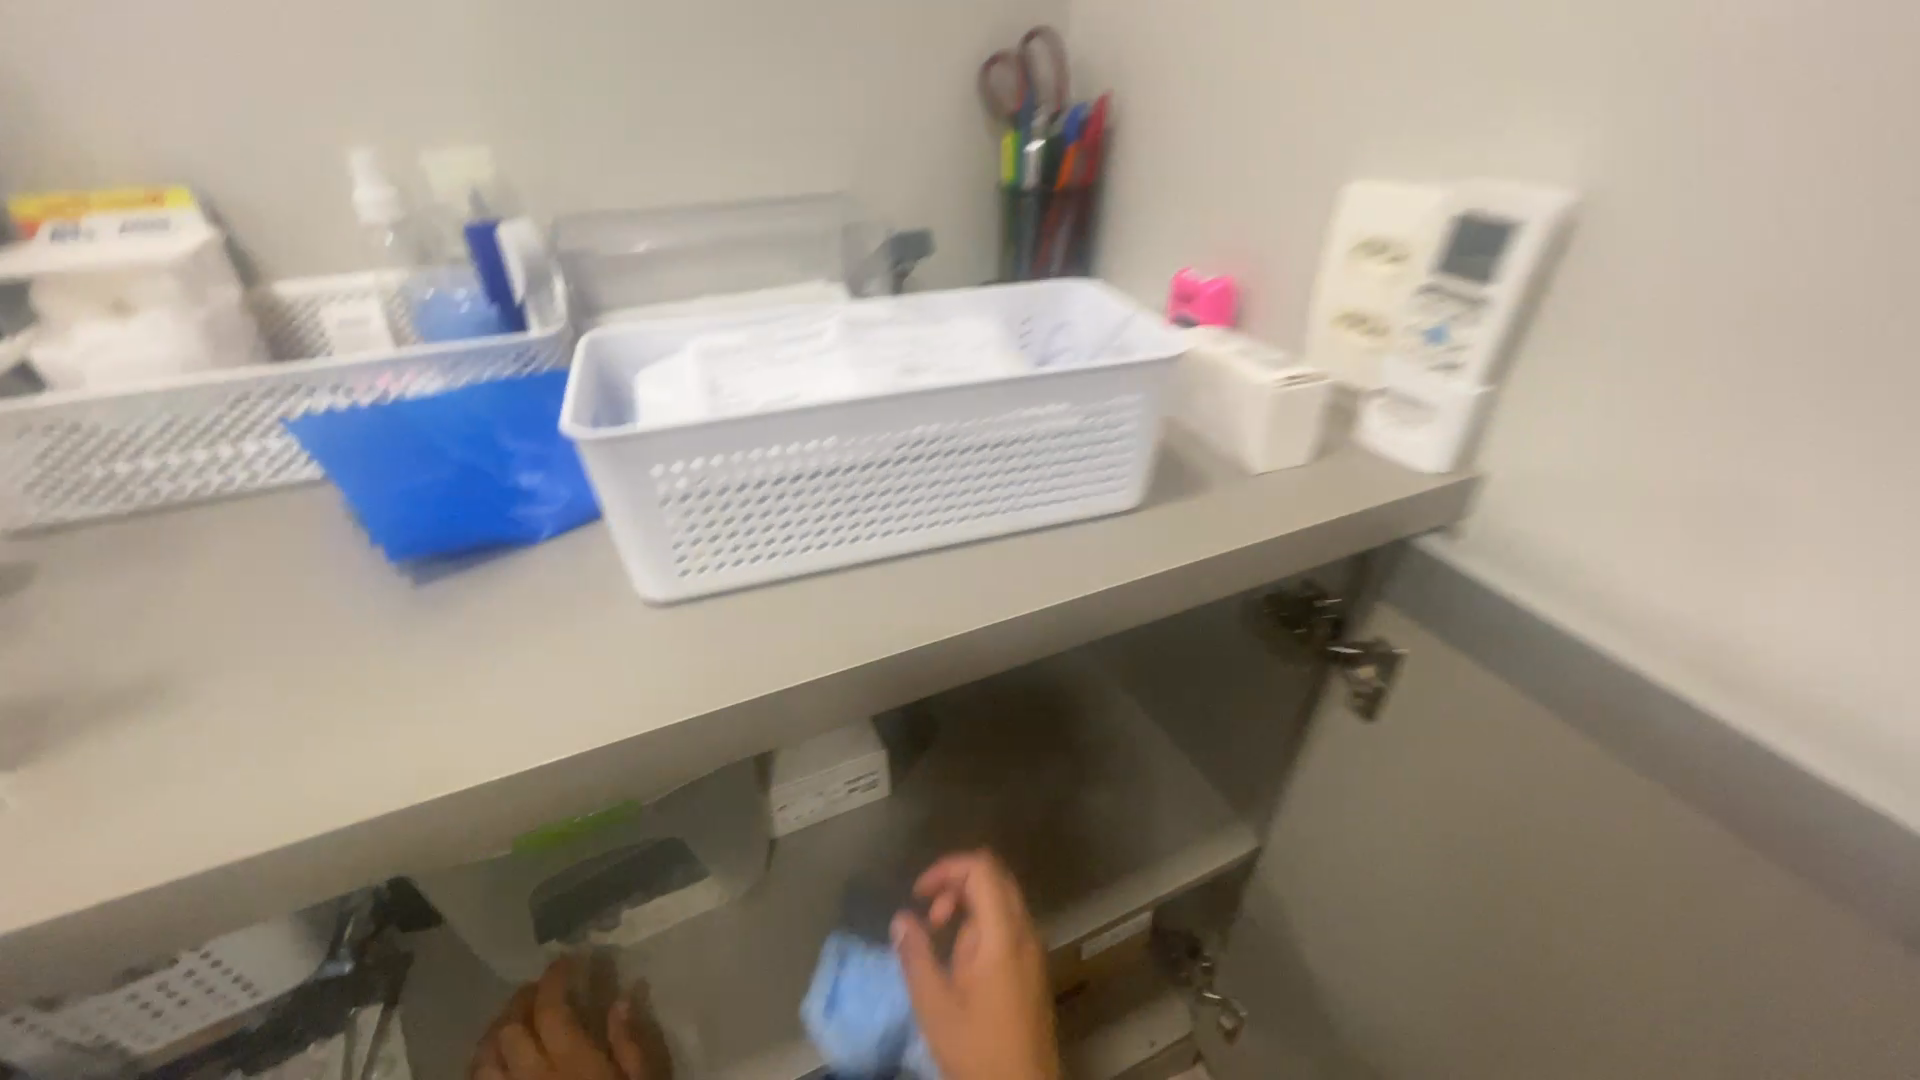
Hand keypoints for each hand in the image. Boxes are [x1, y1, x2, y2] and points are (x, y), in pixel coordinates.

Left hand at [470, 957, 657, 1079]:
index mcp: (573, 1064)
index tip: (568, 961)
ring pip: (483, 1059)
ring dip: (497, 1031)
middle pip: (509, 1028)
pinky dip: (484, 1066)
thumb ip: (631, 1043)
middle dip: (522, 999)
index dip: (555, 978)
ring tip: (515, 1020)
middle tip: (541, 987)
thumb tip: (622, 997)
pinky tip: (500, 1062)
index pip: (551, 1008)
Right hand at [892, 850, 1059, 1079]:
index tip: (918, 894)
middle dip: (956, 884)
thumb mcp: (934, 1006)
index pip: (982, 868)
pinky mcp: (1032, 966)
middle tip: (930, 917)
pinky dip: (981, 924)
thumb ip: (916, 955)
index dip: (947, 868)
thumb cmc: (977, 1050)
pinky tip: (962, 960)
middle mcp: (1025, 931)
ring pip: (1002, 900)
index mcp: (1003, 934)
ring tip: (941, 940)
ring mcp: (1033, 948)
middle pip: (994, 877)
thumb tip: (901, 918)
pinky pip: (1008, 923)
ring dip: (967, 905)